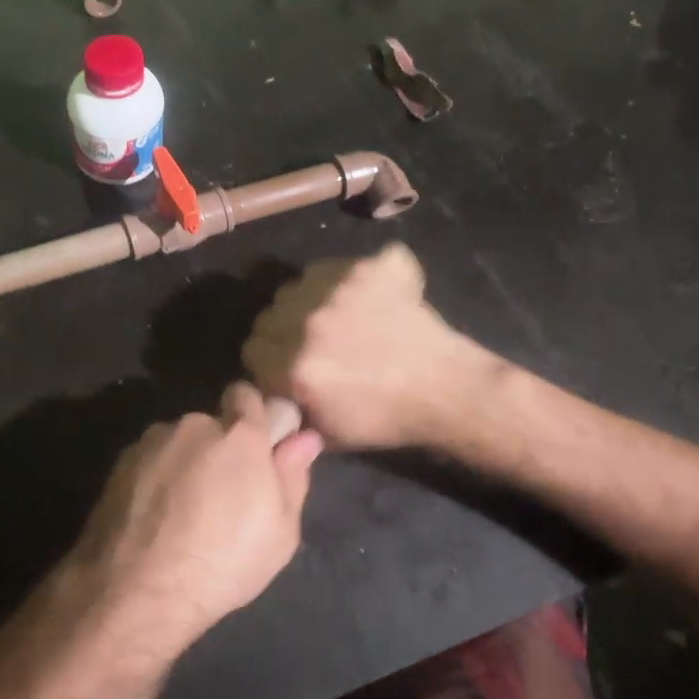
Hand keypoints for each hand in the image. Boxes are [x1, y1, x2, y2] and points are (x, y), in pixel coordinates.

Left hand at [68, 384, 323, 650]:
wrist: (140, 587)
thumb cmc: (224, 562)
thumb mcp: (280, 531)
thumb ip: (292, 475)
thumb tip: (304, 438)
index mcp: (239, 435)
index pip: (247, 394)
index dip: (253, 416)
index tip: (258, 446)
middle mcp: (194, 425)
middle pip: (212, 425)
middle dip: (219, 448)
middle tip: (223, 494)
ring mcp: (153, 441)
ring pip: (179, 442)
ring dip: (187, 463)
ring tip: (185, 512)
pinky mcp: (122, 461)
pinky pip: (151, 459)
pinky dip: (157, 478)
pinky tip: (157, 516)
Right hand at [241, 243, 511, 449]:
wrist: (446, 391)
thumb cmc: (385, 419)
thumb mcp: (324, 432)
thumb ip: (286, 406)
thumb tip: (265, 387)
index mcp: (294, 366)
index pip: (252, 348)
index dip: (269, 360)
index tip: (287, 365)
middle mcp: (307, 323)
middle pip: (269, 314)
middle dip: (284, 330)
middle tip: (313, 343)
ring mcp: (338, 290)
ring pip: (298, 285)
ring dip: (309, 301)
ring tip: (339, 319)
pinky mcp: (367, 269)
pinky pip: (338, 266)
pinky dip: (349, 280)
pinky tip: (366, 299)